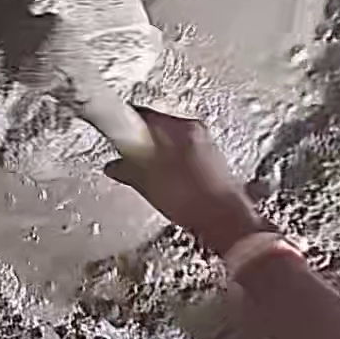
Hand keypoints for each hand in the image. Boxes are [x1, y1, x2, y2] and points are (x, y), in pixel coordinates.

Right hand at [104, 109, 272, 253]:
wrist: (226, 224)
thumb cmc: (192, 200)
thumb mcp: (147, 183)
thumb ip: (126, 169)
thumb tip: (114, 166)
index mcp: (180, 128)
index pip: (142, 114)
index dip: (123, 124)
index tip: (113, 134)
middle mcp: (196, 132)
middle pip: (157, 128)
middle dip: (139, 142)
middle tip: (125, 157)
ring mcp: (207, 146)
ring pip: (171, 142)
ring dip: (156, 154)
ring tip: (145, 175)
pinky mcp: (213, 163)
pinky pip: (183, 155)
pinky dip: (171, 164)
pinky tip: (166, 184)